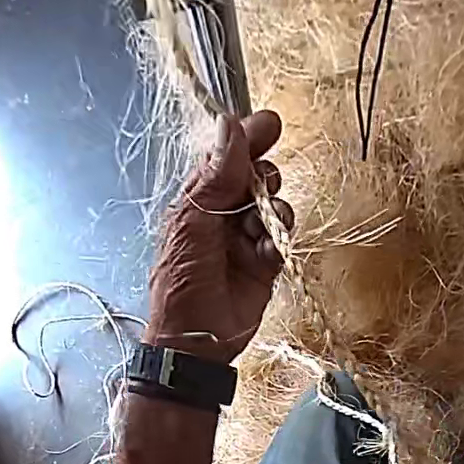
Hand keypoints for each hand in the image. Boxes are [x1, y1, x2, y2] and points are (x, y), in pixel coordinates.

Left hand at [146, 110, 293, 363]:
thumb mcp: (194, 224)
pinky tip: (267, 254)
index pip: (225, 160)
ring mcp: (245, 241)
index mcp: (198, 203)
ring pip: (271, 208)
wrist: (196, 339)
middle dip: (264, 177)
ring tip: (264, 225)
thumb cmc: (183, 282)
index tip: (269, 124)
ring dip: (273, 211)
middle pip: (254, 179)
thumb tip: (229, 123)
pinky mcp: (264, 266)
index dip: (246, 140)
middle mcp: (223, 217)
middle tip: (265, 184)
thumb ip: (216, 177)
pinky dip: (278, 242)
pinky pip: (280, 241)